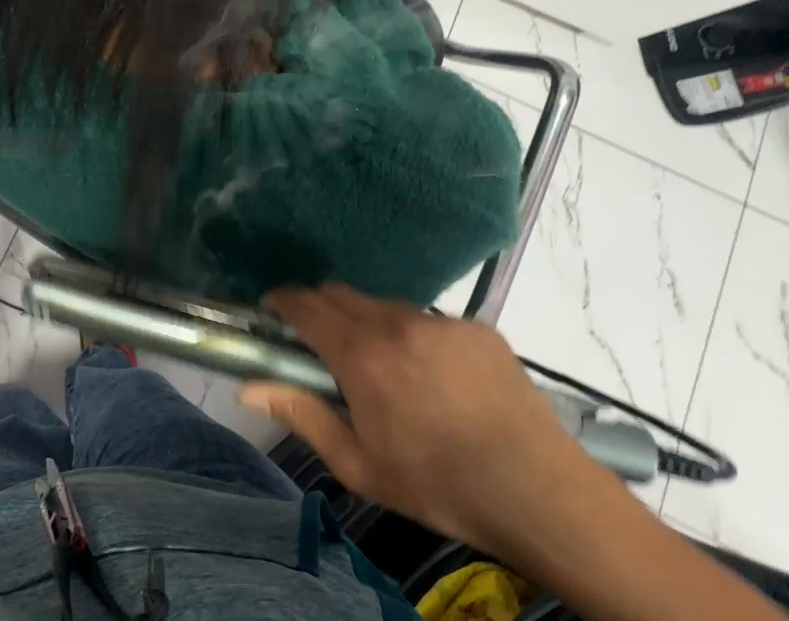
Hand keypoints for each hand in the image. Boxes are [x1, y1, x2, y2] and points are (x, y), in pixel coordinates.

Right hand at [239, 283, 598, 549]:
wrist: (542, 496)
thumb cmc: (437, 485)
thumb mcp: (357, 463)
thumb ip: (300, 415)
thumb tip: (246, 389)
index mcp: (362, 356)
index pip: (305, 305)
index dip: (281, 302)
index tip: (270, 312)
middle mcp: (398, 325)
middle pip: (341, 293)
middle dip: (320, 309)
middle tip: (319, 345)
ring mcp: (443, 324)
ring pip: (385, 305)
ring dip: (368, 322)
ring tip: (382, 365)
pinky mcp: (480, 331)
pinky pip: (429, 320)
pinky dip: (414, 335)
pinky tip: (432, 376)